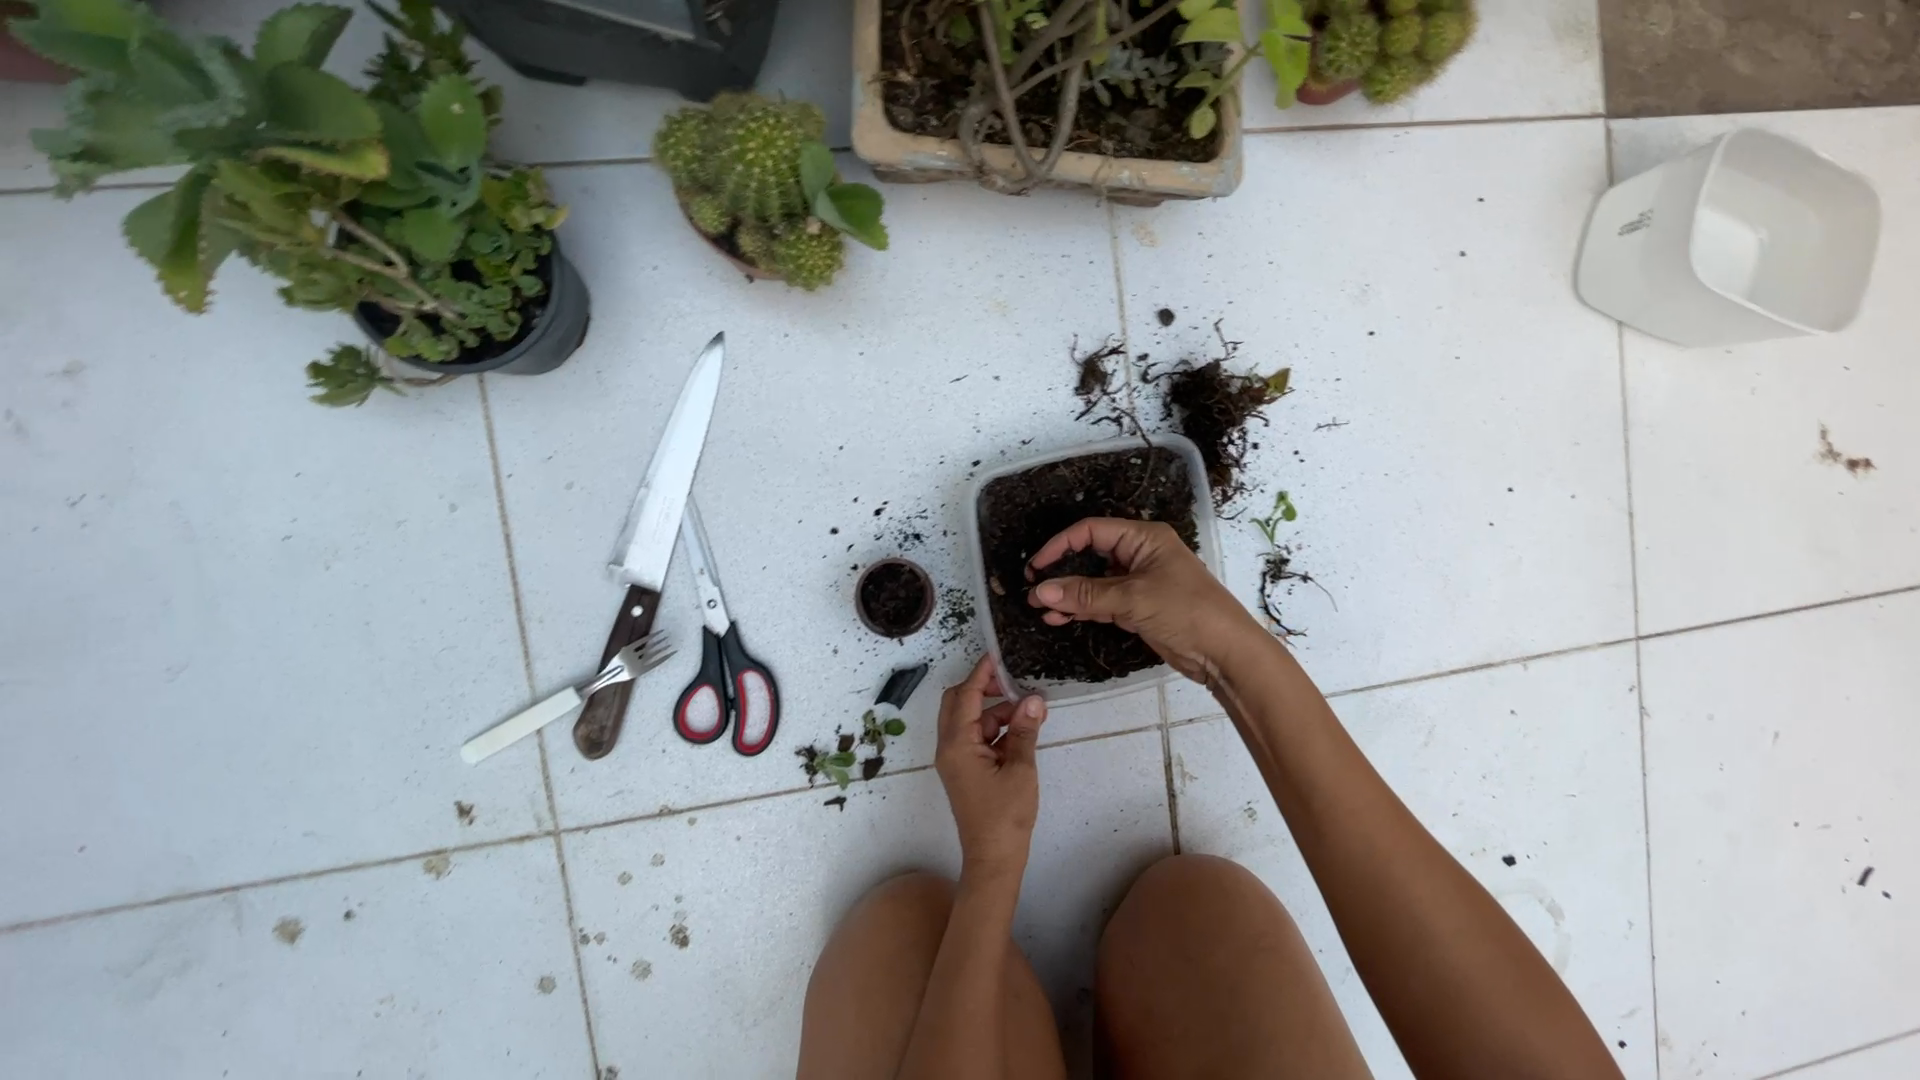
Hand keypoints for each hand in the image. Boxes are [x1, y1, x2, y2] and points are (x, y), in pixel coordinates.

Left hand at [935, 656, 1047, 881]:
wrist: (994, 858)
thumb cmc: (1005, 815)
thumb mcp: (1020, 768)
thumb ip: (1024, 731)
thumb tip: (1032, 699)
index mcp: (956, 744)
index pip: (965, 696)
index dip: (981, 673)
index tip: (998, 655)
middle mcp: (949, 748)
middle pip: (959, 704)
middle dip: (984, 690)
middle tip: (1013, 684)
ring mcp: (955, 761)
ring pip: (970, 722)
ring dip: (996, 713)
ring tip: (1030, 712)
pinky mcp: (965, 771)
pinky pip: (976, 740)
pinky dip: (996, 731)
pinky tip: (1021, 732)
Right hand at [1026, 517, 1261, 683]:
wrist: (1226, 653)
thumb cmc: (1185, 611)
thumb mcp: (1132, 599)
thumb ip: (1085, 595)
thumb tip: (1040, 590)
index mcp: (1143, 538)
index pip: (1091, 531)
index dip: (1060, 546)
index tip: (1036, 567)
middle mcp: (1139, 555)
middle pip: (1090, 556)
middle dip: (1062, 573)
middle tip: (1033, 590)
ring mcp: (1139, 582)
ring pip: (1094, 583)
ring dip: (1069, 596)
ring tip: (1040, 610)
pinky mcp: (1138, 608)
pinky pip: (1102, 603)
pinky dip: (1082, 610)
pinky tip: (1060, 618)